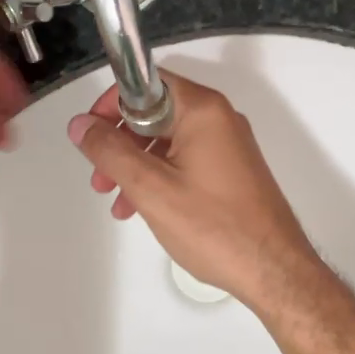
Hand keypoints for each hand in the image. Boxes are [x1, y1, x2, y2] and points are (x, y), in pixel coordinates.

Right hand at [66, 71, 321, 308]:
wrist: (275, 270)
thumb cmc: (213, 226)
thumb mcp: (151, 188)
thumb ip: (110, 152)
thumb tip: (79, 124)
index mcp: (203, 110)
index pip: (147, 83)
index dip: (112, 103)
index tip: (91, 134)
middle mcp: (219, 119)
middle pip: (155, 113)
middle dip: (120, 141)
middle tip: (98, 177)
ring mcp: (228, 146)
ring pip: (167, 141)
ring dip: (135, 165)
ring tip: (116, 202)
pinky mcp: (231, 172)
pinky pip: (185, 160)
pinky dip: (159, 177)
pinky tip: (143, 209)